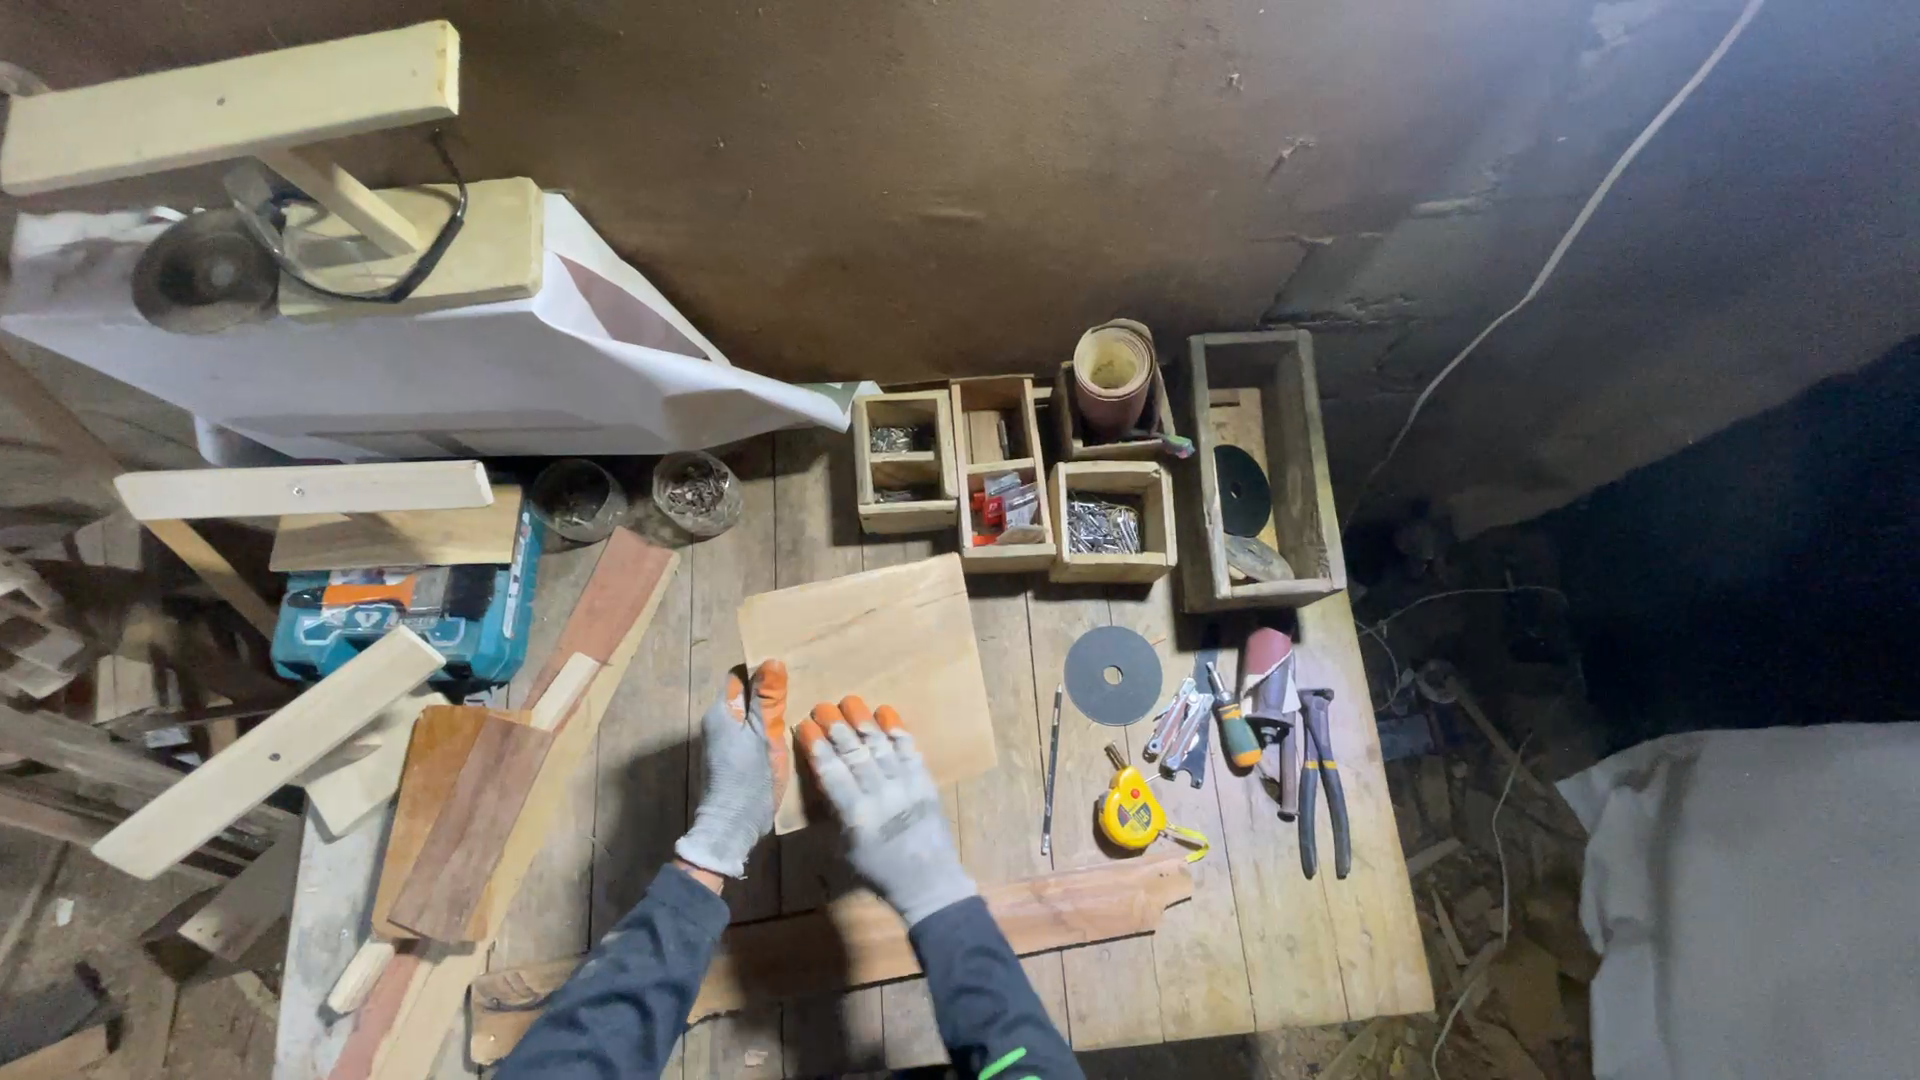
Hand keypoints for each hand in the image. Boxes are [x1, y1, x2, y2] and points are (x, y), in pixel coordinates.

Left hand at [674, 660, 789, 879]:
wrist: (732, 827)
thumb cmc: (749, 778)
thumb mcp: (765, 734)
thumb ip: (768, 698)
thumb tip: (772, 660)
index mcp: (721, 712)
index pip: (739, 677)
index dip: (761, 672)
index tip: (788, 673)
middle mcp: (717, 723)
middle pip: (744, 696)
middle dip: (768, 692)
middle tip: (800, 689)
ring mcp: (723, 743)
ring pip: (748, 716)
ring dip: (769, 713)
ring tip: (799, 708)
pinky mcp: (732, 760)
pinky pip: (750, 734)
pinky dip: (766, 731)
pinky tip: (787, 734)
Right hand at [798, 697, 975, 927]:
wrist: (929, 881)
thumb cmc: (879, 870)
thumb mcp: (845, 848)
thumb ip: (834, 811)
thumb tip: (822, 774)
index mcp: (856, 817)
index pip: (832, 773)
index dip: (817, 746)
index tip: (805, 725)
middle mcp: (881, 797)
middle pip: (855, 753)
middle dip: (837, 726)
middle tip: (823, 706)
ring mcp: (906, 787)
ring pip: (881, 746)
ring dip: (864, 721)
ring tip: (850, 701)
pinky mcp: (926, 782)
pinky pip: (910, 750)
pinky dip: (897, 730)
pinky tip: (885, 712)